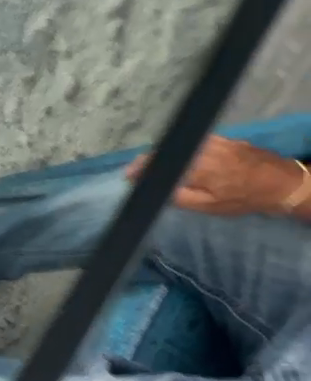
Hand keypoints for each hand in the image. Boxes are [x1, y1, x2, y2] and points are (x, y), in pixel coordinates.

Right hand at [128, 136, 307, 216]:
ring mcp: (225, 143)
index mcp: (203, 169)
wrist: (283, 184)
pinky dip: (188, 146)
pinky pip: (204, 140)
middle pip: (175, 150)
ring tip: (157, 161)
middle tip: (138, 169)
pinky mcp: (233, 142)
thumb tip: (159, 188)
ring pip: (189, 143)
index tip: (129, 174)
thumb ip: (180, 197)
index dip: (144, 167)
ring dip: (170, 151)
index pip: (166, 164)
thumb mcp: (206, 206)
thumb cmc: (241, 200)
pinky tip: (182, 154)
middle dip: (153, 158)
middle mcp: (212, 151)